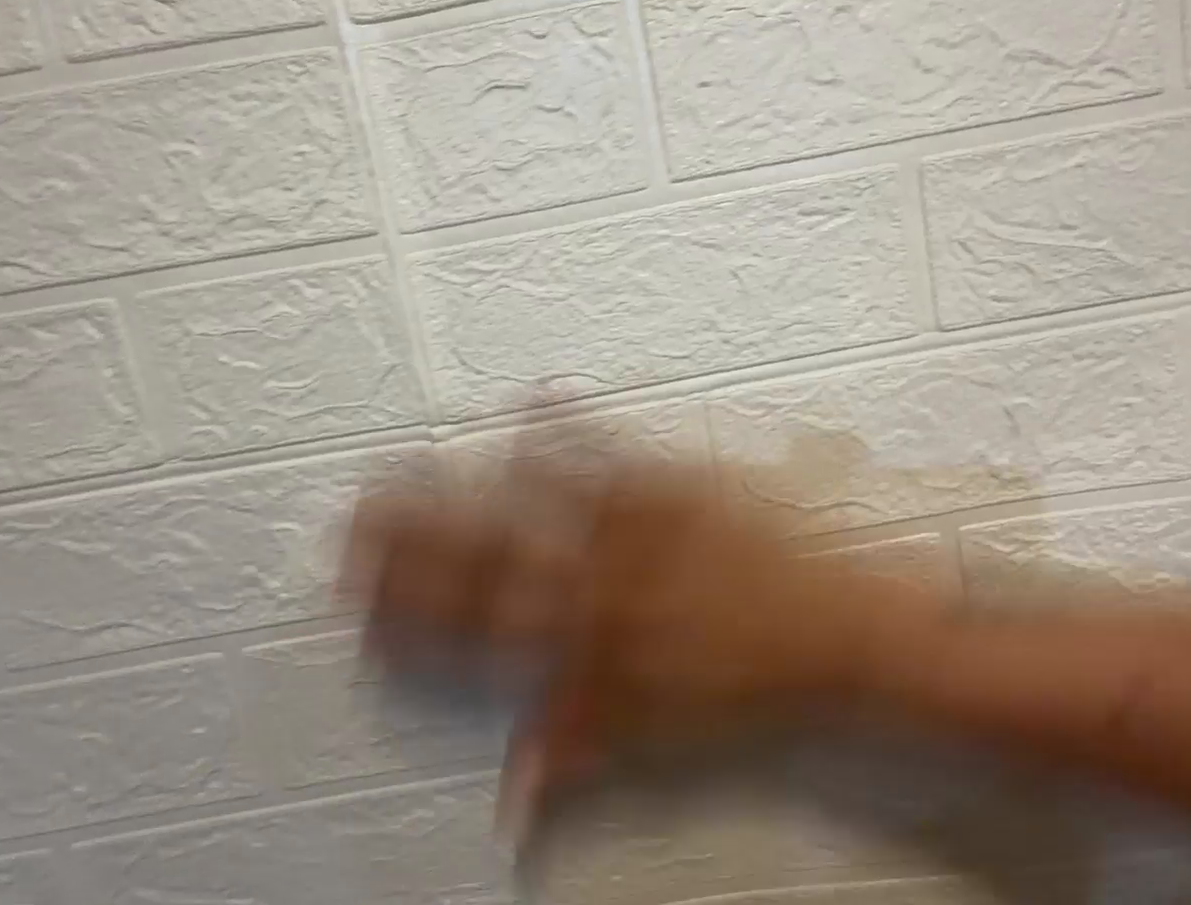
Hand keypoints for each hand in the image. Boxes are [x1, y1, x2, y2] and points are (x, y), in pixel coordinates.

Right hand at [346, 454, 911, 836]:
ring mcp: (634, 530)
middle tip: (351, 524)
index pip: (472, 640)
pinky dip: (567, 423)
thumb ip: (576, 750)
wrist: (840, 633)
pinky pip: (609, 451)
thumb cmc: (757, 687)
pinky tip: (534, 396)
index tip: (360, 604)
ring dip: (459, 486)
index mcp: (589, 653)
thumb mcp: (661, 737)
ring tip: (403, 465)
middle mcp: (598, 587)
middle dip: (403, 547)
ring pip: (527, 505)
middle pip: (477, 565)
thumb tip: (516, 795)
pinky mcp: (676, 487)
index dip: (405, 622)